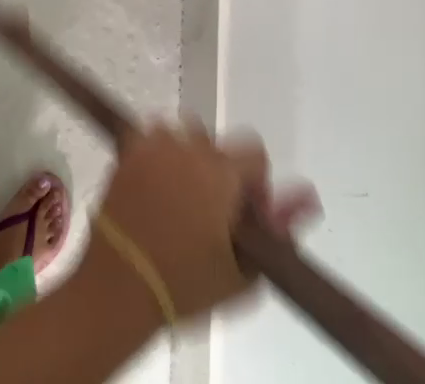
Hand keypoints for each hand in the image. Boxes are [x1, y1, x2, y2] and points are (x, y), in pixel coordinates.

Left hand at [80, 123, 320, 324]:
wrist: (117, 289)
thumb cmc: (183, 285)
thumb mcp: (244, 271)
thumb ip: (282, 228)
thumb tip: (307, 198)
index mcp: (222, 171)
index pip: (255, 154)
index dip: (255, 183)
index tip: (244, 214)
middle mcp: (188, 147)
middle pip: (217, 144)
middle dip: (221, 171)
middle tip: (210, 212)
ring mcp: (153, 146)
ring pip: (183, 136)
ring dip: (187, 158)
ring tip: (180, 199)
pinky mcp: (125, 152)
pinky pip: (150, 137)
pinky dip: (156, 153)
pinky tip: (154, 187)